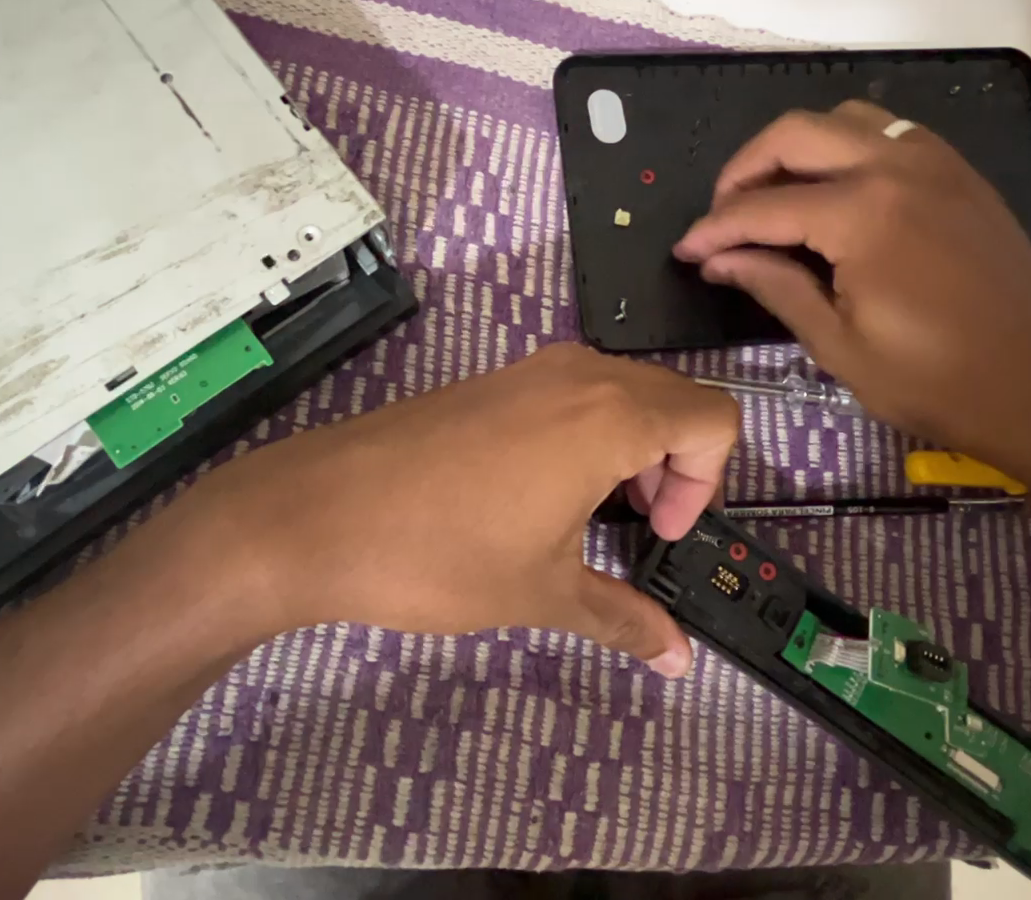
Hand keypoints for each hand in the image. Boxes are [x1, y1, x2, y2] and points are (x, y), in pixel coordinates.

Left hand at [168, 344, 738, 677]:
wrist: (317, 513)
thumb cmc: (442, 552)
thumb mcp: (544, 592)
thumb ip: (624, 618)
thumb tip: (678, 659)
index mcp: (610, 414)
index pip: (714, 418)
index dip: (706, 482)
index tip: (657, 533)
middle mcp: (579, 374)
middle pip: (673, 401)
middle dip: (675, 467)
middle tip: (633, 528)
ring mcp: (529, 370)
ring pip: (621, 394)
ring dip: (631, 451)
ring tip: (587, 516)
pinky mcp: (491, 382)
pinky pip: (571, 394)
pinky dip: (585, 435)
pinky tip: (537, 494)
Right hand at [672, 102, 1030, 496]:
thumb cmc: (937, 382)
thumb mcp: (839, 345)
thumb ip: (775, 287)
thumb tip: (718, 260)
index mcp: (863, 214)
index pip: (761, 207)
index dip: (713, 230)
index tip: (685, 251)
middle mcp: (897, 167)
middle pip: (795, 134)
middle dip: (743, 170)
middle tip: (720, 217)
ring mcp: (935, 164)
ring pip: (844, 121)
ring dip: (795, 150)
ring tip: (772, 199)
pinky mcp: (959, 176)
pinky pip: (888, 135)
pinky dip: (845, 150)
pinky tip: (833, 195)